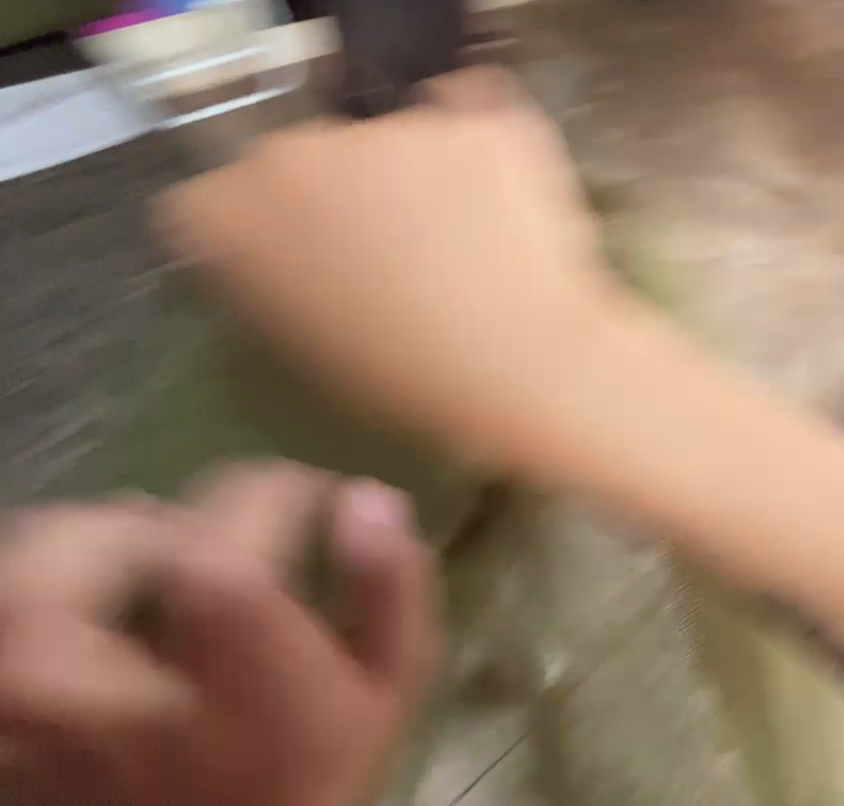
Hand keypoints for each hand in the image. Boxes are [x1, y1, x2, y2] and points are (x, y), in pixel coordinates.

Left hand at [0, 464, 437, 805]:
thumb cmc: (327, 763)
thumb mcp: (397, 673)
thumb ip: (392, 582)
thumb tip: (369, 499)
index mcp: (231, 647)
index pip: (230, 522)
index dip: (271, 487)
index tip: (309, 492)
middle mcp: (117, 674)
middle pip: (81, 551)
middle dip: (152, 519)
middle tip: (208, 528)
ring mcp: (38, 720)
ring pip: (11, 598)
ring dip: (68, 554)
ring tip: (127, 550)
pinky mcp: (9, 749)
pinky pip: (4, 656)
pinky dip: (34, 616)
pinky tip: (80, 610)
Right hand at [154, 67, 618, 468]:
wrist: (520, 357)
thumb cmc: (407, 373)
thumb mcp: (301, 336)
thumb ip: (275, 270)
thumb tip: (296, 246)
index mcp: (222, 211)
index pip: (234, 194)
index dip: (290, 224)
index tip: (329, 254)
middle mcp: (296, 150)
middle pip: (316, 153)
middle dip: (353, 187)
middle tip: (410, 242)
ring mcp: (395, 128)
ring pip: (402, 132)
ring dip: (426, 167)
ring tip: (476, 230)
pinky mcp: (482, 123)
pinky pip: (481, 107)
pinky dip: (489, 134)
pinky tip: (507, 176)